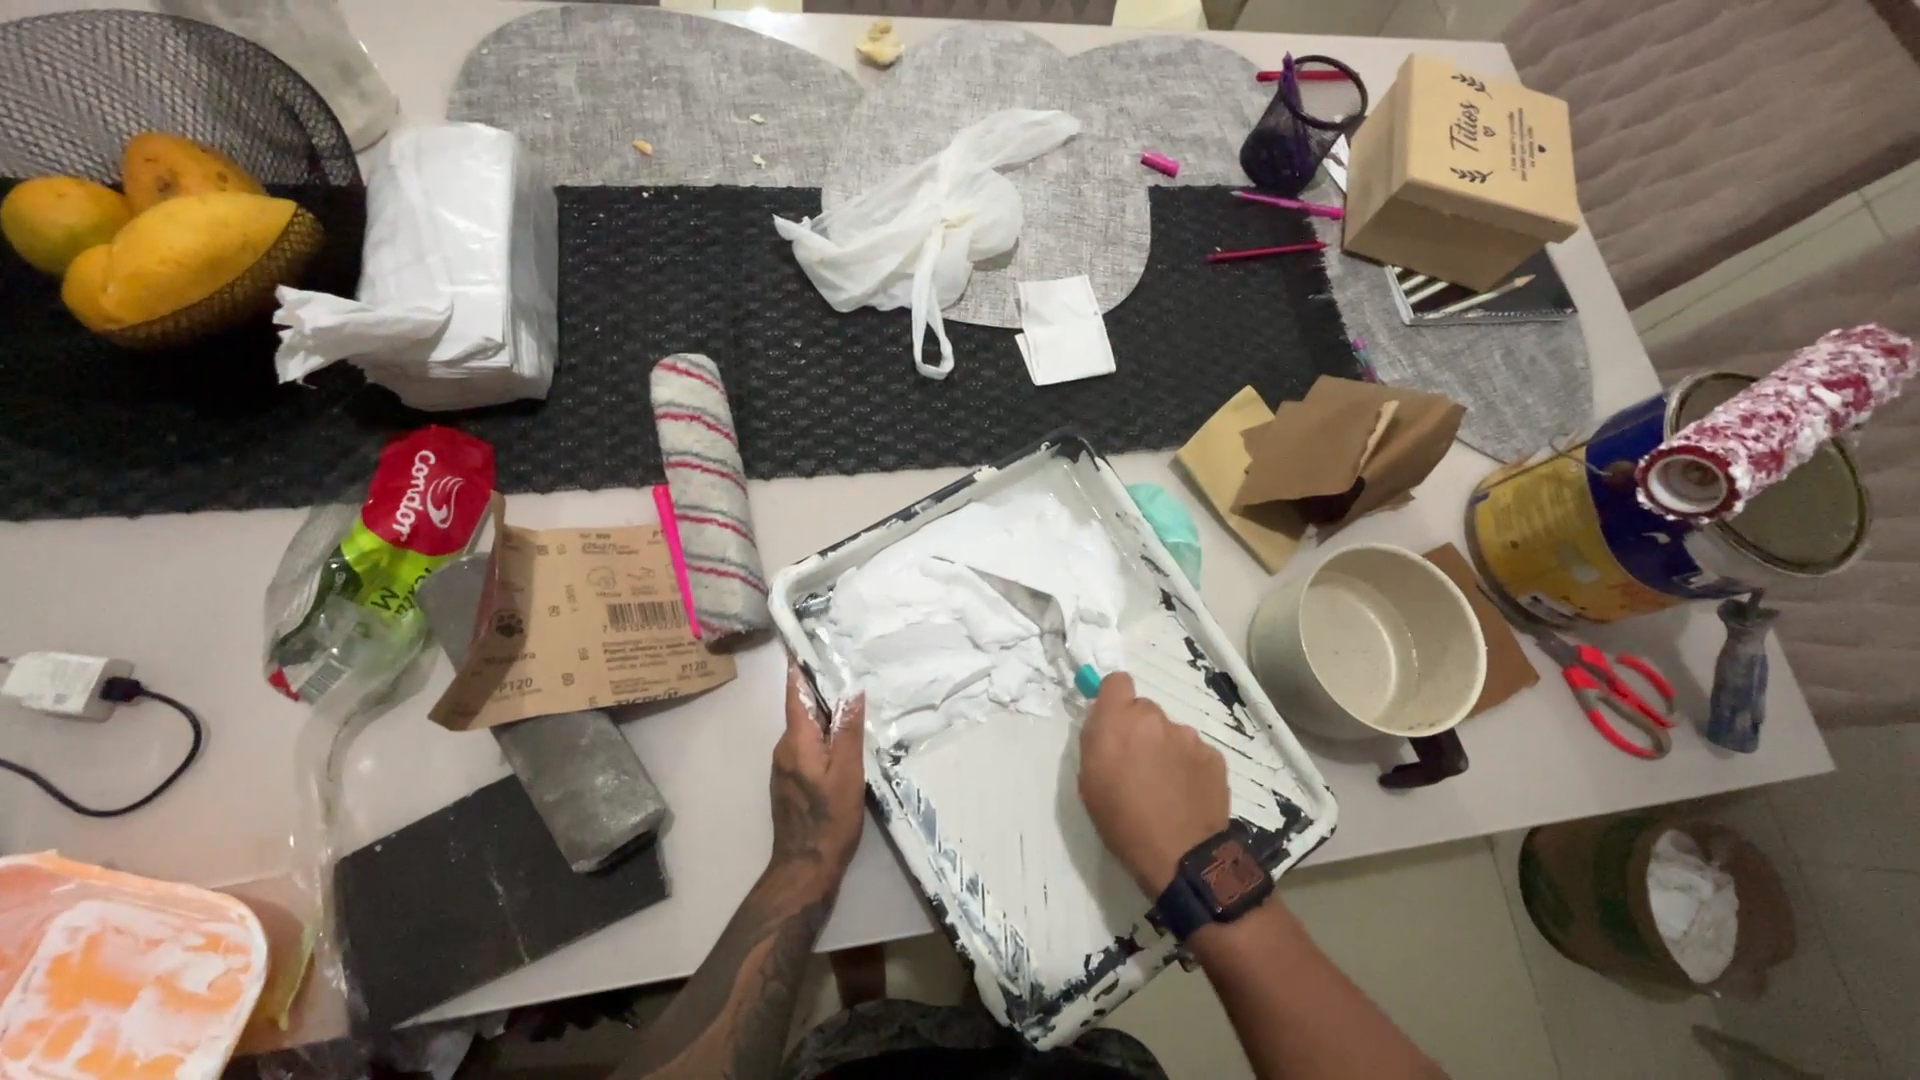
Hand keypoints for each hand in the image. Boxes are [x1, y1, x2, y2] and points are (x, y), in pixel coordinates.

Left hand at [769, 661, 867, 891]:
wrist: (805, 867)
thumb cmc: (829, 818)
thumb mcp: (848, 772)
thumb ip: (848, 730)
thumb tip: (852, 691)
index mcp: (796, 740)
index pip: (795, 693)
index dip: (798, 667)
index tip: (803, 641)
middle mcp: (784, 747)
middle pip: (801, 709)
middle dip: (820, 688)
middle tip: (845, 666)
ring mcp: (784, 767)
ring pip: (805, 729)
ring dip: (823, 714)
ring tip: (851, 699)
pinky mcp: (790, 782)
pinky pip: (805, 746)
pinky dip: (821, 735)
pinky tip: (842, 739)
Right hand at [1078, 671, 1229, 895]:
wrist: (1180, 856)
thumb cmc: (1122, 821)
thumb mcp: (1089, 781)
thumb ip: (1096, 740)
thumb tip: (1105, 722)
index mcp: (1118, 721)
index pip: (1117, 681)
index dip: (1114, 699)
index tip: (1112, 723)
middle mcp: (1155, 719)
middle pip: (1145, 710)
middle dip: (1139, 730)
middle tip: (1136, 766)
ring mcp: (1189, 737)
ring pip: (1171, 733)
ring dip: (1165, 750)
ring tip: (1164, 788)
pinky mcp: (1213, 757)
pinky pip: (1194, 753)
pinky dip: (1188, 768)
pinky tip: (1185, 796)